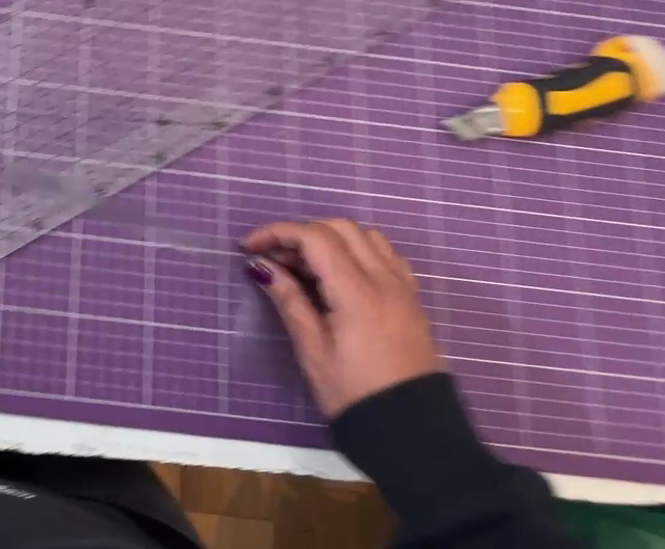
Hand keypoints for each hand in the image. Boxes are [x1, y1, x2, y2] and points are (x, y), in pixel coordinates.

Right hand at [241, 219, 442, 417]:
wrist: (415, 436)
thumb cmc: (355, 394)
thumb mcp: (313, 351)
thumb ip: (289, 300)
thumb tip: (261, 267)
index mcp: (358, 293)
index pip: (315, 238)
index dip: (277, 233)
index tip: (248, 248)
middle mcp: (385, 281)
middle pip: (340, 228)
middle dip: (300, 233)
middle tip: (274, 258)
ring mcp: (404, 289)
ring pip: (365, 236)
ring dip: (330, 238)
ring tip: (305, 265)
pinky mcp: (412, 301)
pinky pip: (385, 255)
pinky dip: (357, 250)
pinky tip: (339, 273)